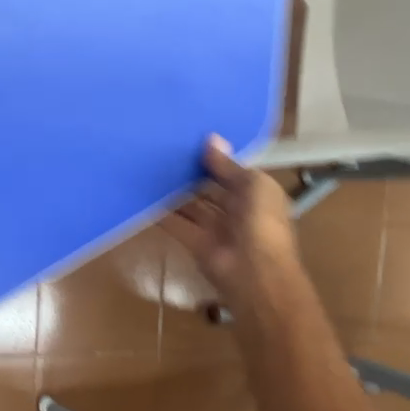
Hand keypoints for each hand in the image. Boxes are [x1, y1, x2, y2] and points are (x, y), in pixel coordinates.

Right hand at [159, 134, 299, 304]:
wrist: (254, 271)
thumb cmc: (261, 221)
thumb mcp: (252, 184)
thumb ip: (228, 165)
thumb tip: (210, 139)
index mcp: (257, 194)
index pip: (234, 173)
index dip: (217, 159)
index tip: (193, 141)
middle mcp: (237, 211)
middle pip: (211, 190)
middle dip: (194, 175)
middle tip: (168, 155)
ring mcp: (216, 229)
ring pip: (193, 207)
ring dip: (177, 193)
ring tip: (154, 171)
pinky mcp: (196, 244)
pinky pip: (178, 225)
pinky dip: (164, 214)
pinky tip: (147, 198)